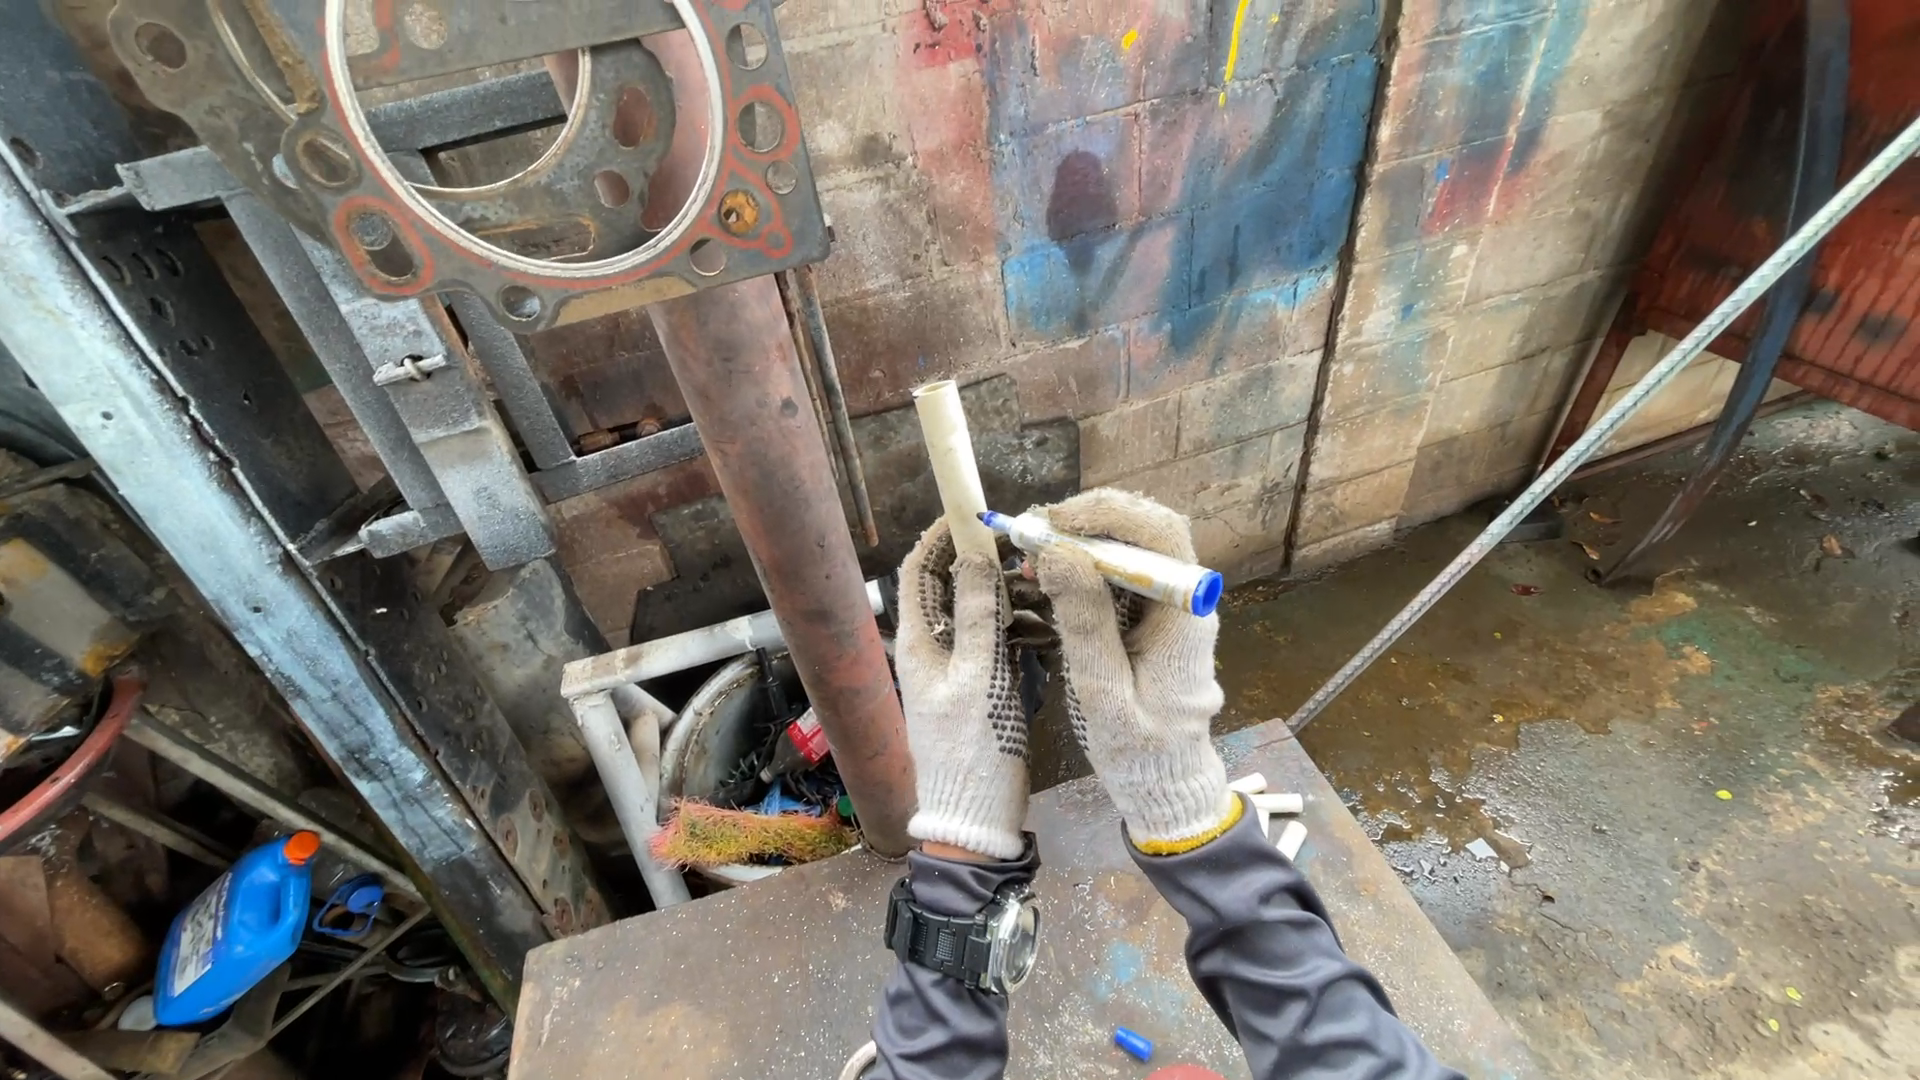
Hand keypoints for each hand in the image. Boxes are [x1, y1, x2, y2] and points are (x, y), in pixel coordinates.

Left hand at [895, 521, 1028, 860]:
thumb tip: (974, 556)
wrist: (976, 814)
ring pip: (981, 614)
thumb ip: (977, 615)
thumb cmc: (971, 746)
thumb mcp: (978, 676)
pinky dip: (1019, 633)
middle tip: (1026, 559)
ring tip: (1045, 600)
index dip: (938, 540)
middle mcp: (933, 648)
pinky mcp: (981, 683)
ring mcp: (958, 666)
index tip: (971, 517)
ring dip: (1009, 602)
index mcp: (919, 642)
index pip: (919, 573)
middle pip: (954, 588)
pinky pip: (997, 643)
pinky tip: (1045, 636)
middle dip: (987, 569)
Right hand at [1031, 490, 1233, 852]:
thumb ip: (1087, 625)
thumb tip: (1060, 554)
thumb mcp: (1103, 693)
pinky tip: (1044, 575)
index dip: (1108, 515)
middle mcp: (1184, 598)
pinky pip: (1115, 571)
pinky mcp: (1148, 614)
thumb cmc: (1139, 749)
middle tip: (1032, 535)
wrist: (1163, 782)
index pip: (1160, 534)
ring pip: (1127, 546)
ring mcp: (1167, 604)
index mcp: (1186, 615)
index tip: (1053, 524)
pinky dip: (1078, 564)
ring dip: (1077, 541)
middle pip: (1143, 530)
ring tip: (1029, 555)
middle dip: (1085, 521)